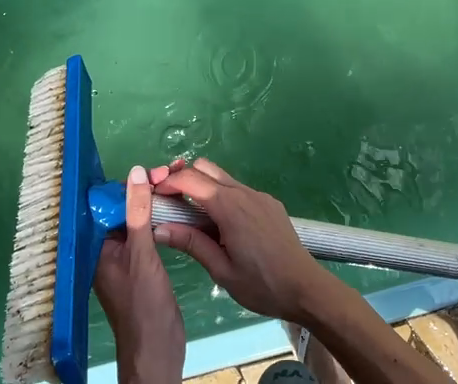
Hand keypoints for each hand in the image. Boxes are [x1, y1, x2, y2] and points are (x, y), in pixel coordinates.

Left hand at [94, 166, 184, 383]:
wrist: (157, 349)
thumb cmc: (144, 303)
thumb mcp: (142, 254)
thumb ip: (138, 213)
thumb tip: (136, 172)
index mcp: (97, 246)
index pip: (109, 202)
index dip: (131, 184)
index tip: (157, 170)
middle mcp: (107, 248)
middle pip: (123, 207)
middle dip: (145, 188)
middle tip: (172, 173)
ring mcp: (124, 256)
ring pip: (137, 218)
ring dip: (154, 200)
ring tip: (176, 183)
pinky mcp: (141, 264)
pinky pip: (146, 231)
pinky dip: (159, 217)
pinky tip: (176, 208)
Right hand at [149, 159, 335, 322]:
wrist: (305, 288)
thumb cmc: (261, 285)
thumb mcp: (221, 270)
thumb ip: (192, 244)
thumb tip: (158, 228)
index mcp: (229, 207)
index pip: (190, 179)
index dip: (167, 183)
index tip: (152, 195)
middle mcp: (243, 192)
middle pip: (205, 169)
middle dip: (183, 178)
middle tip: (168, 201)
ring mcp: (258, 195)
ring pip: (222, 178)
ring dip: (202, 187)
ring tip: (189, 215)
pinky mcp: (268, 203)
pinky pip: (238, 190)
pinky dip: (221, 196)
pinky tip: (219, 223)